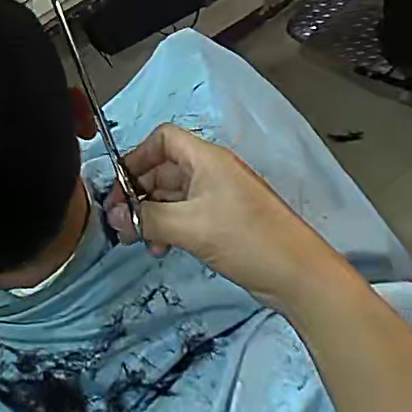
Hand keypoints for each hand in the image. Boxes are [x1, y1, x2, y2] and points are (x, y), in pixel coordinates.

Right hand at [106, 124, 349, 312]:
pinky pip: (184, 214)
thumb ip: (146, 217)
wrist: (296, 273)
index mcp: (205, 158)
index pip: (162, 139)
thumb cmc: (244, 238)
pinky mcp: (222, 220)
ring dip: (150, 214)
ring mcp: (217, 196)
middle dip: (137, 193)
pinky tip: (161, 249)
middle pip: (163, 168)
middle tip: (120, 223)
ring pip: (171, 195)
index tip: (119, 187)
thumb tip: (115, 217)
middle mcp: (210, 171)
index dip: (137, 156)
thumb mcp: (189, 226)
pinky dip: (167, 227)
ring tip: (138, 241)